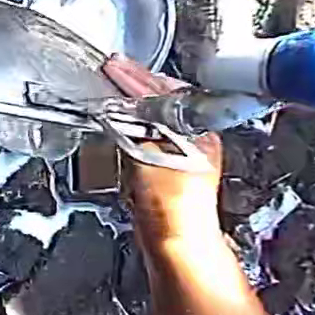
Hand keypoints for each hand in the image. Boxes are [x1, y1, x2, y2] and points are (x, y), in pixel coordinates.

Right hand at [102, 55, 223, 240]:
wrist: (177, 247)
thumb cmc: (173, 211)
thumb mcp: (147, 159)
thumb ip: (133, 131)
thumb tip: (116, 111)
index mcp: (197, 133)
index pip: (165, 93)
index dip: (137, 78)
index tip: (116, 66)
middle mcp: (194, 141)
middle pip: (164, 101)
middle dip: (138, 83)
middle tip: (116, 68)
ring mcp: (182, 155)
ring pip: (157, 116)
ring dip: (134, 100)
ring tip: (117, 85)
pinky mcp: (167, 170)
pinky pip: (148, 133)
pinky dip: (132, 121)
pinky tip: (121, 119)